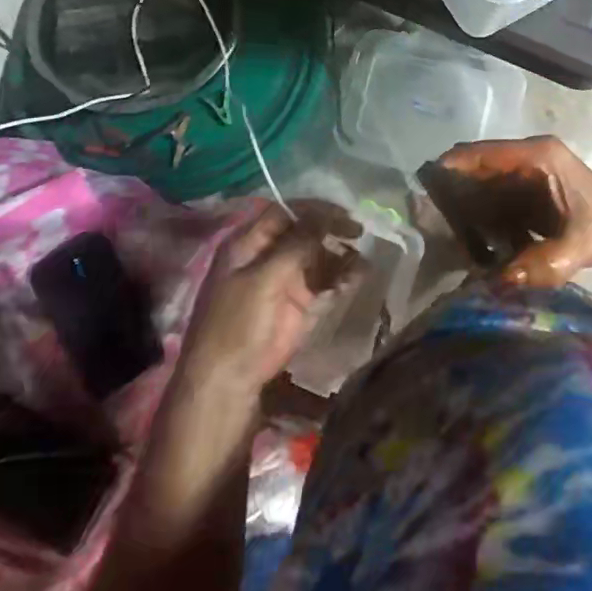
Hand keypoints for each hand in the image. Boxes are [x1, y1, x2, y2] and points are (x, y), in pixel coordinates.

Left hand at [177, 201, 360, 397]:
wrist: (228, 382)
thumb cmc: (237, 324)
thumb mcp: (263, 279)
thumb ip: (295, 246)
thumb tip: (323, 216)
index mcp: (248, 243)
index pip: (284, 212)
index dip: (313, 209)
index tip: (343, 211)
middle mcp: (267, 256)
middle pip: (304, 232)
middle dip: (330, 229)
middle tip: (359, 231)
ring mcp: (284, 281)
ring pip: (317, 257)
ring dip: (339, 255)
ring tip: (363, 258)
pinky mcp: (299, 305)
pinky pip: (324, 283)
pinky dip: (341, 278)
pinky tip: (359, 275)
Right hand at [429, 136, 591, 287]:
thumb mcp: (580, 248)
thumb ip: (544, 262)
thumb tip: (503, 279)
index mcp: (539, 156)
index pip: (485, 152)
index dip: (454, 165)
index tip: (426, 186)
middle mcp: (525, 157)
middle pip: (476, 167)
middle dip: (455, 193)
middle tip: (437, 222)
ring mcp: (522, 172)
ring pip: (478, 185)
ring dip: (466, 211)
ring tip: (461, 241)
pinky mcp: (521, 189)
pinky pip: (489, 200)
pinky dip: (481, 222)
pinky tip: (482, 247)